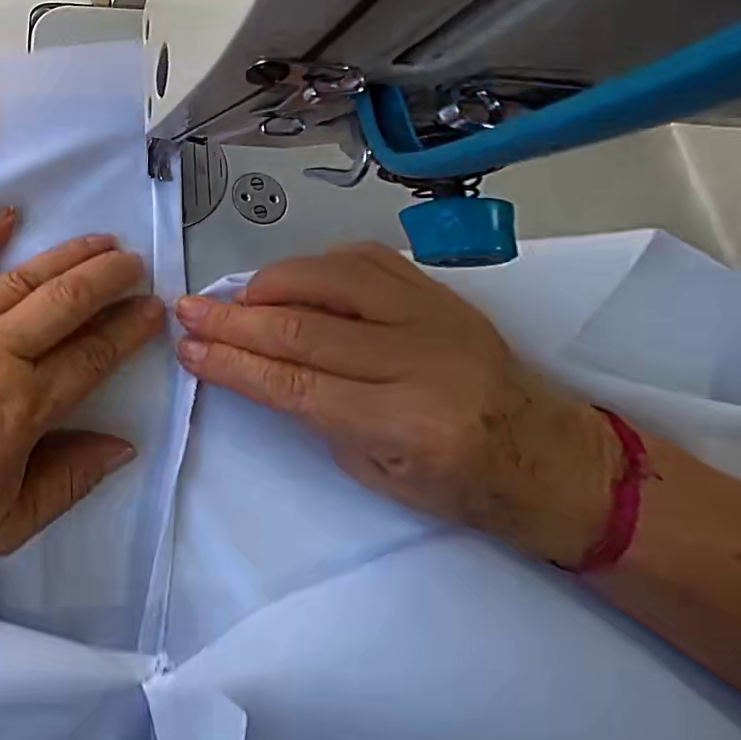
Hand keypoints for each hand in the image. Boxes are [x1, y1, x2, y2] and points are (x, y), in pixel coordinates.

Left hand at [0, 207, 166, 617]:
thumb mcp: (9, 521)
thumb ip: (70, 479)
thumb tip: (122, 443)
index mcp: (25, 406)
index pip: (93, 355)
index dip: (128, 330)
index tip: (153, 310)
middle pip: (66, 302)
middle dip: (108, 277)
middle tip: (135, 264)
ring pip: (23, 279)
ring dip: (66, 255)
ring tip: (98, 241)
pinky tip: (8, 215)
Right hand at [172, 242, 620, 565]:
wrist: (554, 458)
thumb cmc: (453, 481)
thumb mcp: (368, 467)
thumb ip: (307, 408)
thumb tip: (240, 359)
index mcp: (408, 423)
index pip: (295, 384)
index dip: (231, 364)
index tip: (187, 350)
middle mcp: (424, 361)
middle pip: (301, 328)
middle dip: (231, 320)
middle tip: (186, 311)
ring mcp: (435, 317)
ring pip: (327, 279)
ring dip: (266, 285)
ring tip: (232, 299)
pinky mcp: (439, 293)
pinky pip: (361, 259)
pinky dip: (311, 265)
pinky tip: (286, 283)